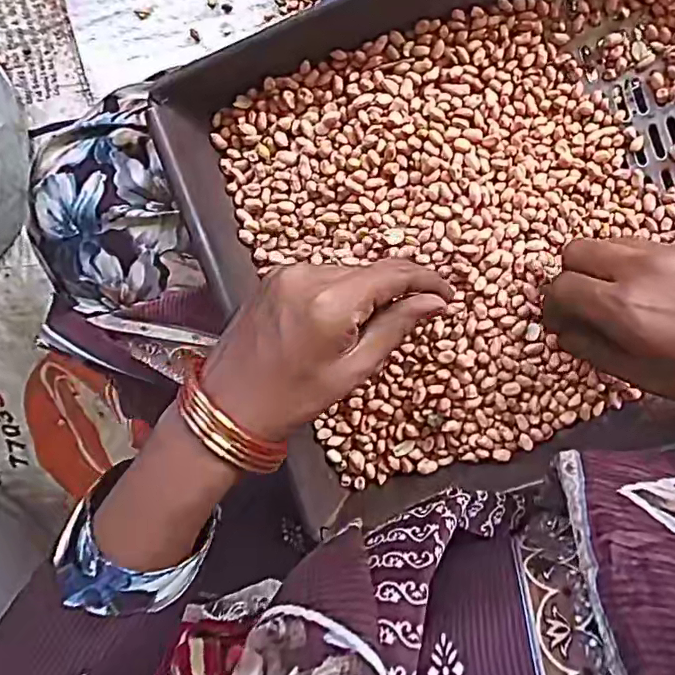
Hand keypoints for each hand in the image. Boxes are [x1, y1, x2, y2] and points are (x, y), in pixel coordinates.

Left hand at [200, 259, 454, 441]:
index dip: (426, 280)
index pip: (393, 273)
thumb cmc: (291, 398)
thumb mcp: (354, 369)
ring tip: (369, 325)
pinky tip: (341, 317)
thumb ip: (396, 326)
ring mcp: (288, 272)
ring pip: (349, 270)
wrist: (228, 404)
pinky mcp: (276, 275)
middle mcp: (307, 275)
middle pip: (371, 269)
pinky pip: (324, 273)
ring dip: (369, 289)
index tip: (446, 293)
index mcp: (330, 301)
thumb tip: (434, 302)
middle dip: (398, 287)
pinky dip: (342, 289)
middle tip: (417, 312)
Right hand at [541, 238, 674, 425]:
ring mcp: (665, 251)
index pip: (560, 286)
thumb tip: (567, 333)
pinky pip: (637, 244)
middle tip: (582, 306)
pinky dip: (626, 262)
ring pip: (606, 242)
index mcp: (623, 306)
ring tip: (615, 299)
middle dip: (569, 277)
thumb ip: (596, 351)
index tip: (560, 322)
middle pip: (575, 251)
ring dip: (597, 266)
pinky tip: (648, 292)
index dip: (552, 307)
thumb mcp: (649, 379)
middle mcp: (638, 268)